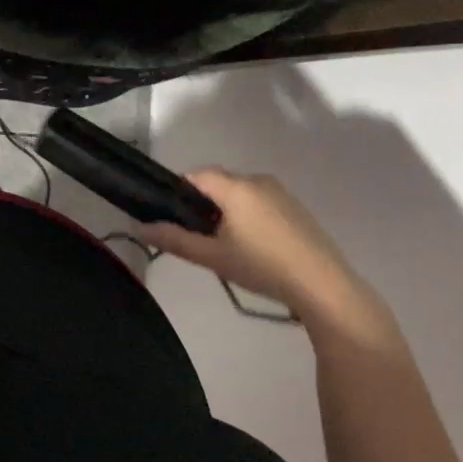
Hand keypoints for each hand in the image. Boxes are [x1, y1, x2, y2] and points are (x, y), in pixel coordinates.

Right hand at [140, 169, 390, 332]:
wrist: (324, 287)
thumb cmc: (262, 267)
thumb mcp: (213, 257)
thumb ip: (174, 240)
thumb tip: (138, 228)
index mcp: (236, 187)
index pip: (197, 174)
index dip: (180, 191)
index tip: (175, 218)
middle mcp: (258, 180)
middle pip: (219, 182)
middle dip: (204, 204)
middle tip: (200, 238)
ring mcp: (282, 193)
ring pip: (241, 193)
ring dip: (228, 211)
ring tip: (229, 247)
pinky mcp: (297, 208)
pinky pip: (261, 202)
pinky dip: (250, 217)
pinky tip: (255, 248)